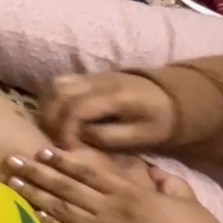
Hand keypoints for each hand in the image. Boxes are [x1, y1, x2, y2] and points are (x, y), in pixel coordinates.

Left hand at [4, 148, 222, 222]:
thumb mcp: (187, 199)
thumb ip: (165, 181)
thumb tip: (150, 169)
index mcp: (131, 194)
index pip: (89, 172)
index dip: (63, 160)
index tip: (40, 150)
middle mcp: (111, 209)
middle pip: (66, 187)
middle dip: (36, 172)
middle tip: (10, 160)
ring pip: (60, 208)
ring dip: (34, 193)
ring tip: (12, 181)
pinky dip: (51, 221)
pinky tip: (35, 210)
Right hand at [40, 71, 177, 150]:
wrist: (175, 96)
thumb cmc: (160, 120)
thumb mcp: (142, 136)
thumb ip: (107, 137)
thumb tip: (77, 136)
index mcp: (117, 97)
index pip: (77, 109)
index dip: (65, 129)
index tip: (66, 147)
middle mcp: (99, 82)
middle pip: (59, 94)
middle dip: (51, 119)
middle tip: (54, 138)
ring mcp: (91, 76)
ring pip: (54, 86)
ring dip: (47, 107)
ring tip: (52, 126)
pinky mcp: (86, 76)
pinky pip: (57, 83)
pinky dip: (50, 99)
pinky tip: (56, 114)